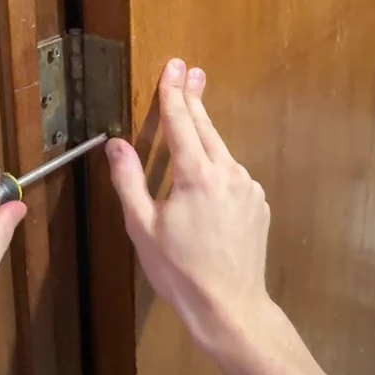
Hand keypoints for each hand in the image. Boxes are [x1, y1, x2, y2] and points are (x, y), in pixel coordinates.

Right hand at [106, 59, 274, 356]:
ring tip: (193, 116)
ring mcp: (248, 188)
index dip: (174, 93)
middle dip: (194, 98)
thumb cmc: (180, 270)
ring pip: (222, 150)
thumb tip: (115, 143)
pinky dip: (218, 164)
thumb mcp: (143, 227)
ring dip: (205, 132)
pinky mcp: (258, 203)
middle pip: (206, 127)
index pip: (181, 123)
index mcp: (197, 176)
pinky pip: (233, 174)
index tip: (174, 67)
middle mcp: (228, 174)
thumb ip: (129, 180)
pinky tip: (207, 174)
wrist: (231, 307)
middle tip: (190, 71)